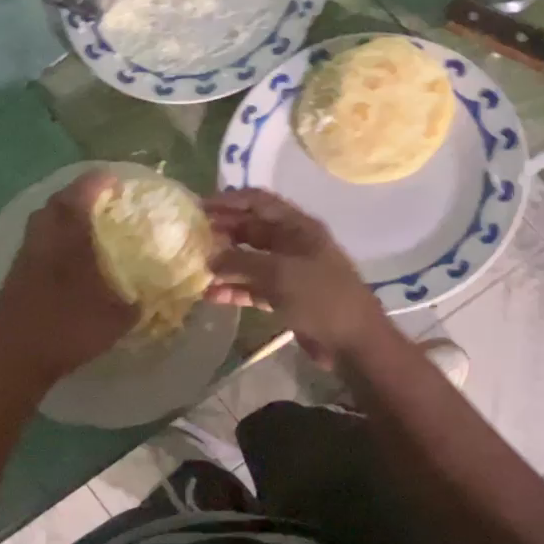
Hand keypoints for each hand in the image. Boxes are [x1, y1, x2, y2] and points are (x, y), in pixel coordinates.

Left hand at [0, 171, 136, 386]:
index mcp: (67, 239)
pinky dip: (52, 238)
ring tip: (84, 225)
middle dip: (78, 194)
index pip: (80, 195)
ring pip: (41, 222)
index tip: (115, 181)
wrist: (15, 358)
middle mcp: (42, 239)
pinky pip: (35, 242)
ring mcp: (23, 256)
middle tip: (101, 200)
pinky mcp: (13, 274)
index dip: (97, 182)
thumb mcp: (115, 320)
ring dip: (62, 216)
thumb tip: (154, 293)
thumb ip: (137, 302)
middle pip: (56, 203)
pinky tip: (65, 256)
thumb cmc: (67, 332)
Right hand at [204, 188, 386, 361]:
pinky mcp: (284, 297)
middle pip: (250, 229)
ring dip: (224, 263)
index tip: (198, 209)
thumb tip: (209, 258)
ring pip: (249, 259)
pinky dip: (233, 289)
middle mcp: (292, 243)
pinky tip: (210, 295)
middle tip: (189, 238)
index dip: (228, 201)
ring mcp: (288, 271)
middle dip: (221, 232)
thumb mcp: (279, 274)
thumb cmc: (322, 298)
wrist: (353, 342)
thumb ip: (241, 262)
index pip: (258, 202)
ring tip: (195, 267)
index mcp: (298, 227)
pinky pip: (253, 287)